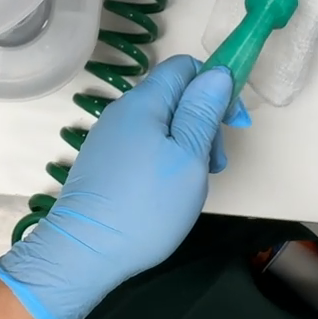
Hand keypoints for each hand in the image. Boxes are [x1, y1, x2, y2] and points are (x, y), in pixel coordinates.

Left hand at [0, 55, 240, 318]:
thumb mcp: (189, 157)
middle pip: (174, 96)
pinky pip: (143, 144)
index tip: (233, 122)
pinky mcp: (103, 161)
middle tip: (215, 164)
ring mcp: (109, 136)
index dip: (214, 84)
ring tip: (194, 184)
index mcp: (144, 101)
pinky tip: (168, 191)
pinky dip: (164, 158)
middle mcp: (122, 111)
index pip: (183, 67)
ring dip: (187, 144)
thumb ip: (203, 111)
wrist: (84, 251)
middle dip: (203, 121)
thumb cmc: (147, 205)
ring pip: (160, 123)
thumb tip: (217, 71)